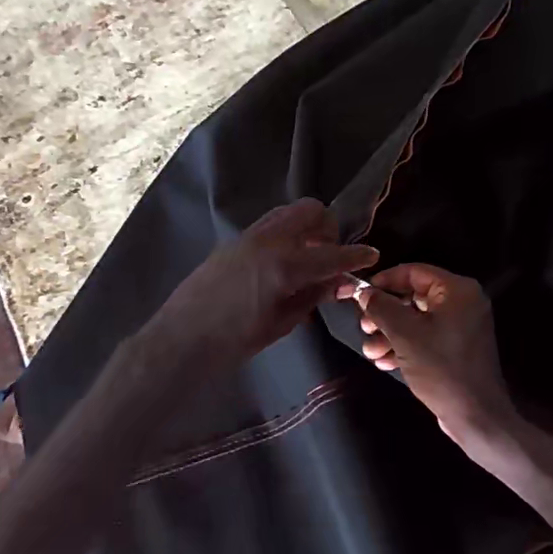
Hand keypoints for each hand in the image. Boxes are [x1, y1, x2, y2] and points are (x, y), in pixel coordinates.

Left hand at [140, 199, 377, 381]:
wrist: (181, 338)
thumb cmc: (234, 341)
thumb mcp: (281, 323)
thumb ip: (312, 296)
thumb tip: (338, 281)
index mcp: (284, 266)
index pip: (331, 254)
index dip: (356, 256)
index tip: (371, 256)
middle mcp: (268, 240)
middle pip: (311, 211)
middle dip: (329, 229)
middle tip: (331, 255)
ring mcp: (249, 236)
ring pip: (289, 212)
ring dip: (307, 227)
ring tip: (309, 256)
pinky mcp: (235, 240)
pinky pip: (271, 224)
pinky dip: (287, 233)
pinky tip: (284, 261)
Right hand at [346, 264, 521, 445]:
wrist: (475, 416)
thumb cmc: (441, 368)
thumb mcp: (405, 335)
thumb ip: (382, 308)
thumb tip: (364, 292)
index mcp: (457, 290)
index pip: (414, 272)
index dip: (384, 281)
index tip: (360, 294)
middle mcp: (462, 303)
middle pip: (413, 297)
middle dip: (384, 314)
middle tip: (364, 327)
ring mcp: (461, 327)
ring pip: (416, 320)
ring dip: (390, 334)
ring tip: (370, 351)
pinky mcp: (456, 349)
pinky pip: (425, 337)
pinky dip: (405, 346)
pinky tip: (384, 362)